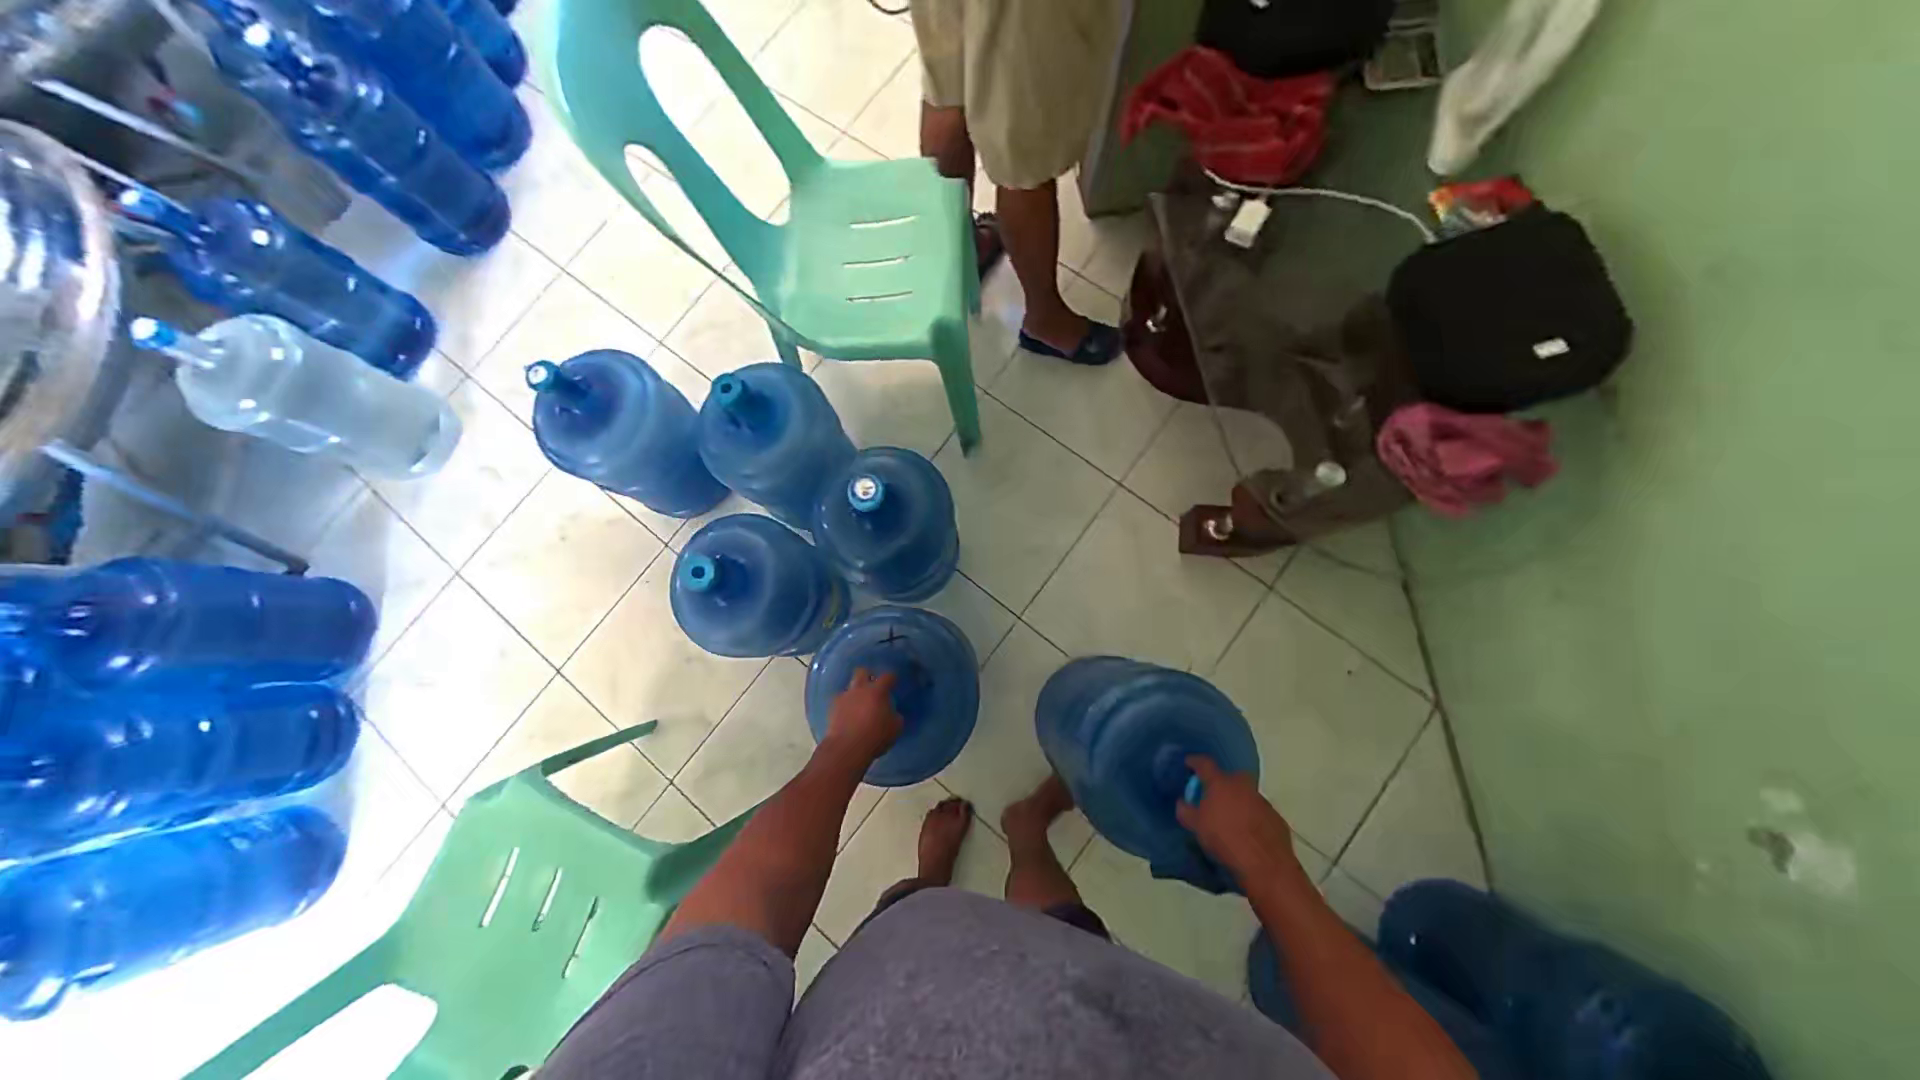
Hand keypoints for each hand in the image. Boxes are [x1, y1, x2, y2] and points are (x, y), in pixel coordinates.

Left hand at [821, 667, 902, 762]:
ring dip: (855, 692)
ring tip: (859, 704)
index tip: (894, 681)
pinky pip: (840, 701)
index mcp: (877, 691)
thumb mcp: (895, 728)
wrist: (847, 747)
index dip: (892, 678)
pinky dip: (845, 705)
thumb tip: (892, 714)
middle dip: (868, 676)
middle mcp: (859, 689)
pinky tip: (848, 715)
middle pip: (862, 671)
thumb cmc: (876, 736)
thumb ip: (895, 716)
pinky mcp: (832, 708)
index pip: (887, 676)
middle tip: (873, 687)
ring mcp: (844, 697)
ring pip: (849, 686)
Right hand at [1175, 755, 1300, 879]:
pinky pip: (1259, 812)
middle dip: (1222, 783)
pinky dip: (1252, 817)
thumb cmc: (1224, 840)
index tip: (1189, 763)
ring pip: (1247, 795)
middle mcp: (1243, 786)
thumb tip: (1183, 803)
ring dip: (1239, 802)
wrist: (1264, 865)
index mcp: (1220, 783)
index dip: (1195, 762)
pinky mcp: (1276, 817)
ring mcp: (1262, 801)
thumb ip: (1186, 811)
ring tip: (1231, 821)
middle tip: (1214, 797)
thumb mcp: (1196, 827)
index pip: (1204, 764)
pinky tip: (1248, 834)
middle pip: (1230, 777)